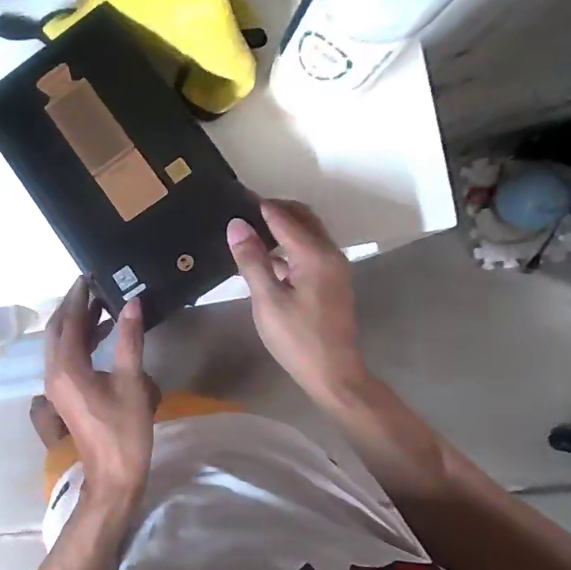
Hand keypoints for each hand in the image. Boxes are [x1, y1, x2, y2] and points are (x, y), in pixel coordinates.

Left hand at [42, 278, 156, 503]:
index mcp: (67, 367)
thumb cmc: (125, 430)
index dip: (79, 296)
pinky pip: (65, 358)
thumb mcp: (132, 381)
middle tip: (93, 285)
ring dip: (76, 323)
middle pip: (57, 329)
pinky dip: (79, 342)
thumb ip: (129, 339)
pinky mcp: (63, 396)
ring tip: (100, 304)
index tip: (90, 275)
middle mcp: (53, 373)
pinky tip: (100, 335)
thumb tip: (131, 303)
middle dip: (72, 306)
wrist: (113, 476)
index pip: (69, 321)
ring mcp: (55, 386)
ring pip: (59, 344)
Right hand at [226, 199, 369, 407]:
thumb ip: (252, 260)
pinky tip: (269, 260)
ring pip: (308, 235)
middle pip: (303, 218)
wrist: (333, 373)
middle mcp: (330, 254)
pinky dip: (290, 246)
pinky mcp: (332, 283)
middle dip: (276, 210)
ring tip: (252, 232)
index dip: (260, 206)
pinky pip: (310, 252)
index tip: (237, 196)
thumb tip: (236, 225)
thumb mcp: (267, 300)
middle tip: (244, 210)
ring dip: (283, 227)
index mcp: (314, 255)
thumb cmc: (297, 339)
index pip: (284, 218)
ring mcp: (334, 269)